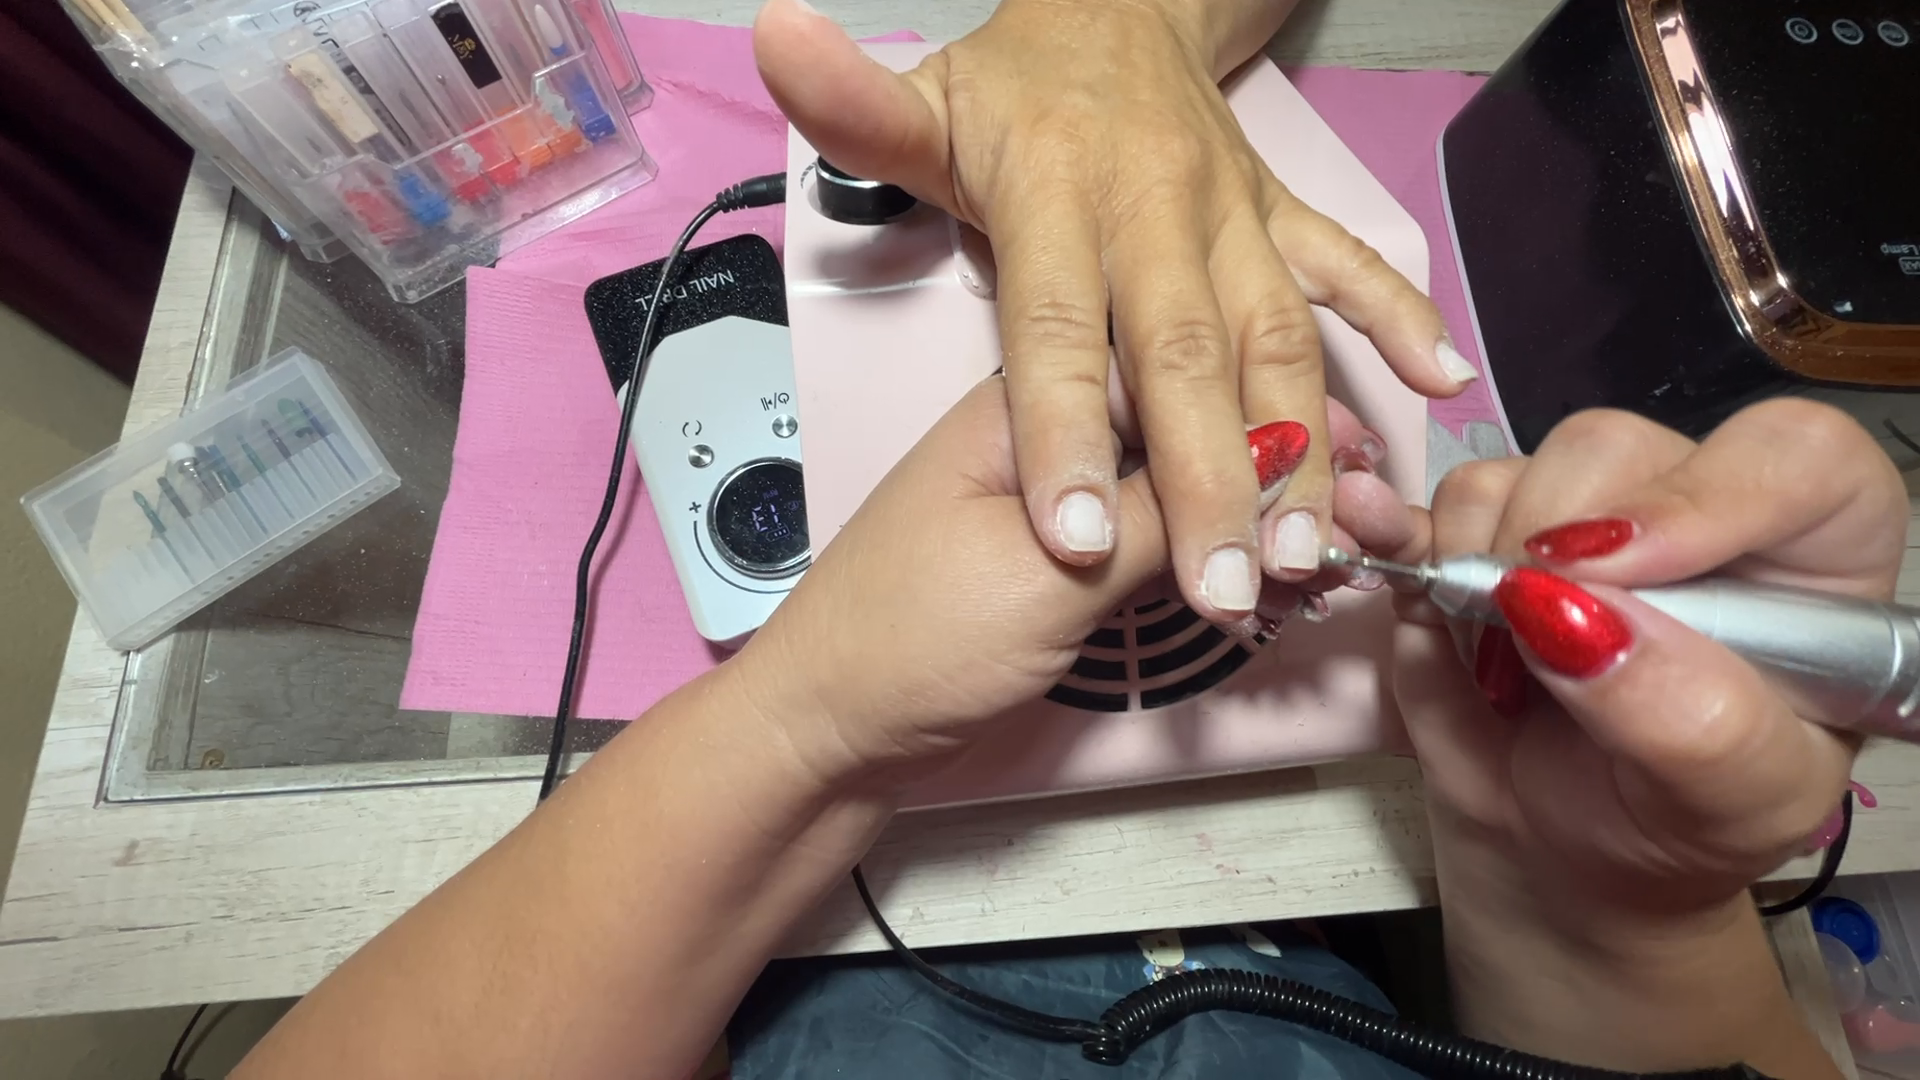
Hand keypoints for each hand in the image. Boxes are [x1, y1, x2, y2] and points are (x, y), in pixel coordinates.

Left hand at [731, 375, 1410, 787]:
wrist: (835, 726)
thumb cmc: (911, 638)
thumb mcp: (1040, 570)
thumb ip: (1156, 516)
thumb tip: (1267, 473)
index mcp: (1032, 402)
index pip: (1173, 379)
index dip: (1272, 417)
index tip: (1360, 458)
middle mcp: (1054, 438)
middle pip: (1193, 431)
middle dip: (1293, 468)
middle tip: (1380, 509)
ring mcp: (1064, 500)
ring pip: (1187, 487)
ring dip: (1271, 513)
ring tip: (1357, 541)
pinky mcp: (1070, 560)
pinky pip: (1164, 541)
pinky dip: (1223, 553)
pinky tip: (1281, 570)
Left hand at [753, 0, 1471, 633]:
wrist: (1115, 8)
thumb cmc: (1011, 92)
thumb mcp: (928, 109)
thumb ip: (859, 111)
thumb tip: (776, 39)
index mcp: (1060, 196)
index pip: (1056, 333)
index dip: (1065, 433)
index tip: (1073, 541)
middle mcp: (1158, 212)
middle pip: (1182, 362)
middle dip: (1206, 482)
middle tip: (1223, 590)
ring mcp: (1233, 216)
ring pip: (1276, 340)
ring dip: (1301, 446)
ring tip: (1313, 547)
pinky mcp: (1281, 215)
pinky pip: (1344, 269)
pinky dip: (1394, 322)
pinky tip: (1436, 386)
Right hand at [1393, 400, 1905, 922]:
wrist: (1549, 838)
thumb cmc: (1665, 822)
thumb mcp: (1729, 801)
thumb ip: (1683, 715)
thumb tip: (1555, 610)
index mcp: (1792, 562)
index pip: (1787, 460)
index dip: (1701, 492)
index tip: (1612, 569)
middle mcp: (1666, 520)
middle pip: (1606, 448)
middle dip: (1545, 535)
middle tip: (1522, 631)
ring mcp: (1545, 528)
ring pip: (1496, 476)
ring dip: (1468, 558)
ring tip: (1483, 651)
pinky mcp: (1456, 548)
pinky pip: (1413, 508)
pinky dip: (1387, 528)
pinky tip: (1389, 559)